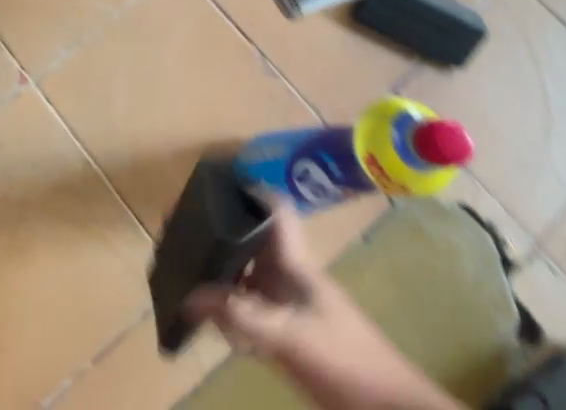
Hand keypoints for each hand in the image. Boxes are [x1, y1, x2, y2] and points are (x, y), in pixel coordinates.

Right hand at [184, 197, 462, 409]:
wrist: (388, 409)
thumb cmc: (347, 360)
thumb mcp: (290, 335)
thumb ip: (240, 314)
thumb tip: (188, 296)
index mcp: (296, 265)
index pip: (276, 212)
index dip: (251, 190)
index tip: (214, 179)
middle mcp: (290, 279)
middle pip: (252, 243)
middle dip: (219, 232)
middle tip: (177, 226)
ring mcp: (289, 308)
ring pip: (247, 278)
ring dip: (218, 273)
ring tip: (180, 265)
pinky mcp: (288, 335)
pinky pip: (248, 312)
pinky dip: (225, 310)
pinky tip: (203, 316)